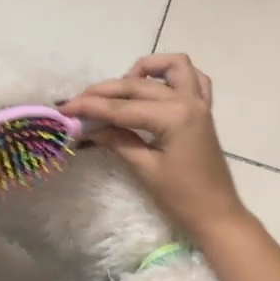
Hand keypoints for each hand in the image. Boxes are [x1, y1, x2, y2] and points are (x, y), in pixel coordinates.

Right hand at [60, 54, 247, 238]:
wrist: (216, 214)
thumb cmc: (181, 198)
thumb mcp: (145, 169)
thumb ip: (117, 141)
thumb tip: (87, 127)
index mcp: (173, 116)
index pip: (122, 107)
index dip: (90, 106)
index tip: (63, 108)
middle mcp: (187, 100)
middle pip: (138, 86)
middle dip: (104, 92)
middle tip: (77, 103)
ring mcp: (199, 103)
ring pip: (173, 66)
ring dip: (145, 70)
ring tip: (121, 89)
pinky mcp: (203, 111)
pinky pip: (193, 78)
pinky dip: (172, 75)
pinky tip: (153, 87)